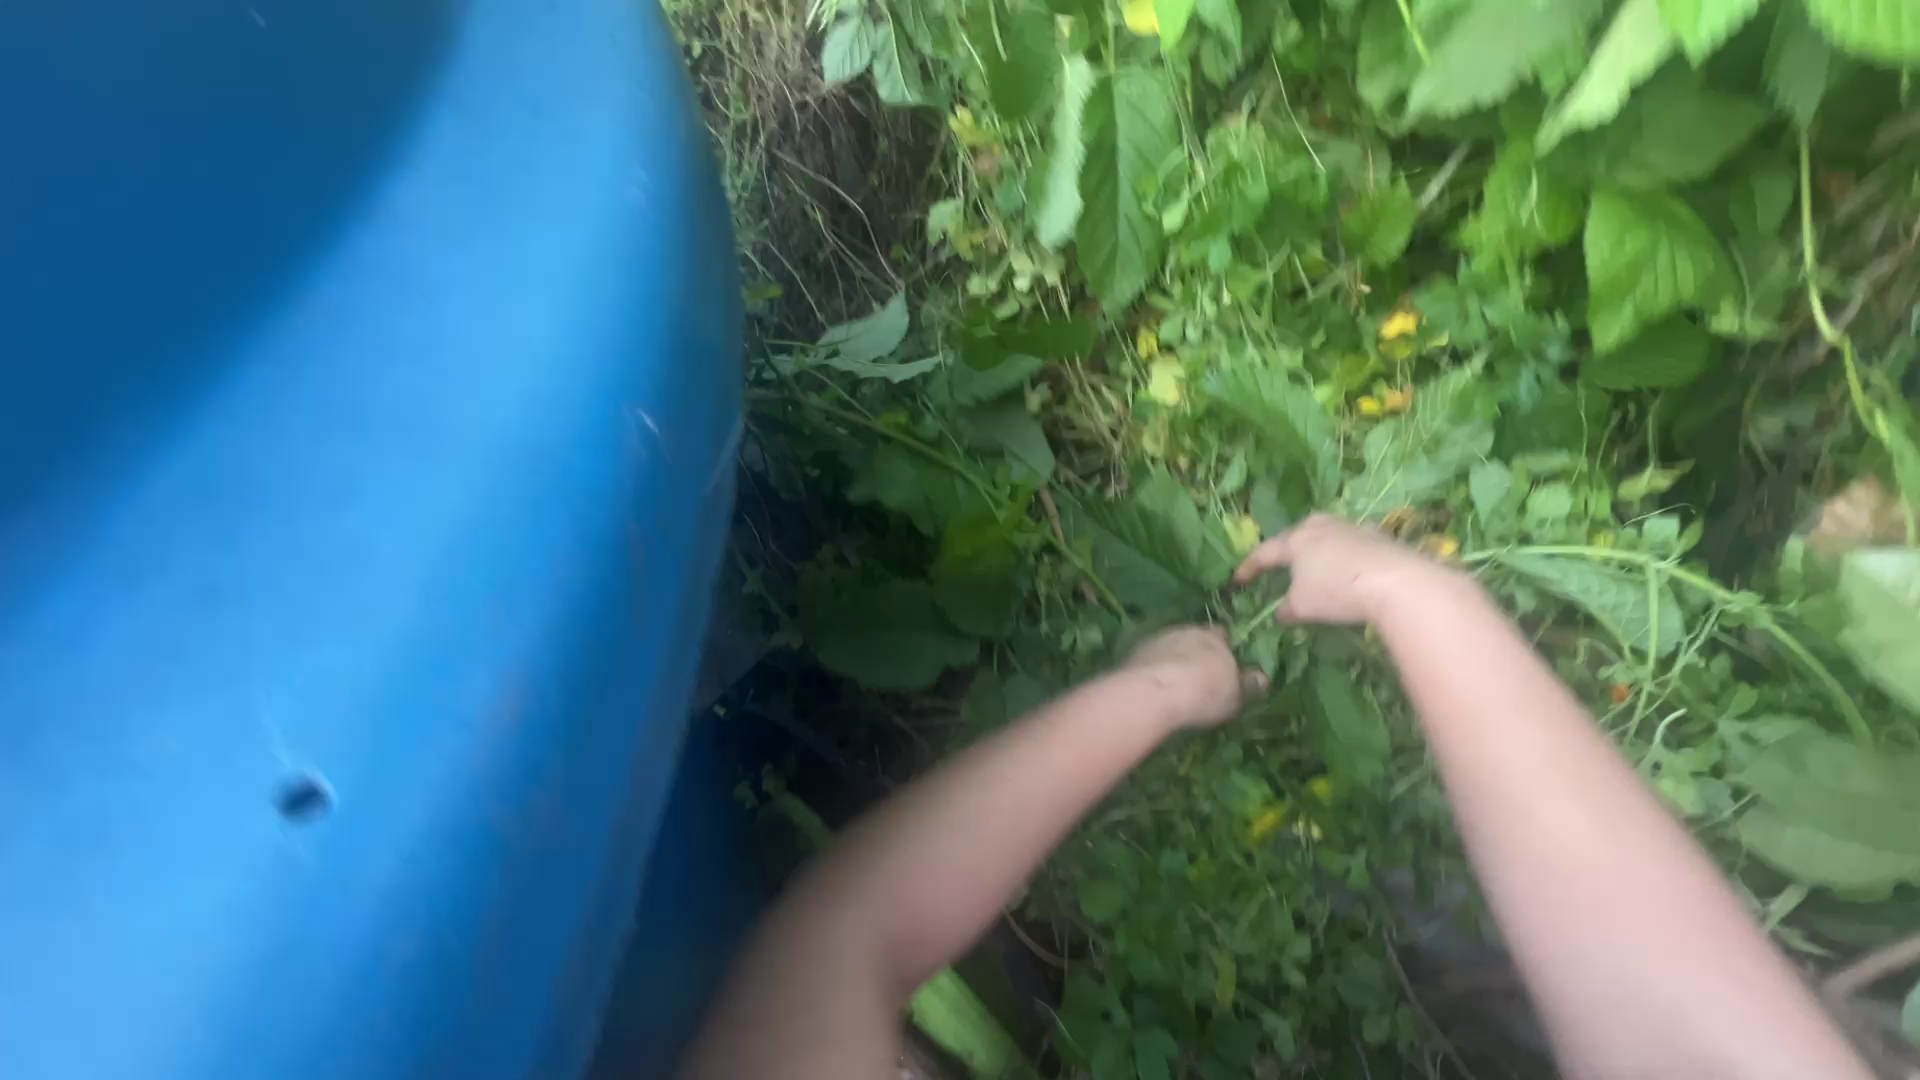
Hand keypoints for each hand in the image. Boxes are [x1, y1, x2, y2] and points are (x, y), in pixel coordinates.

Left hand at [1119, 626, 1265, 729]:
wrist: (1153, 693)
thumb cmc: (1204, 693)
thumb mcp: (1236, 696)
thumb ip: (1249, 684)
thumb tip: (1262, 677)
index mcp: (1214, 637)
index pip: (1223, 634)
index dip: (1224, 647)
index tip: (1226, 662)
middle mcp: (1184, 630)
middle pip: (1194, 638)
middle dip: (1196, 651)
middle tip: (1200, 674)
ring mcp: (1157, 639)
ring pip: (1170, 645)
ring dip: (1173, 658)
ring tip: (1175, 681)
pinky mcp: (1135, 652)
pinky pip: (1150, 658)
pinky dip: (1154, 667)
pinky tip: (1155, 684)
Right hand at [1232, 513, 1456, 624]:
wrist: (1396, 582)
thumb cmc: (1336, 591)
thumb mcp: (1302, 606)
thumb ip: (1287, 609)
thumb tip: (1281, 613)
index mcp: (1295, 541)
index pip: (1264, 553)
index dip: (1249, 567)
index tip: (1238, 580)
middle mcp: (1320, 528)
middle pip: (1297, 532)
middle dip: (1287, 546)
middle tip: (1282, 561)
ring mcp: (1352, 529)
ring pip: (1326, 534)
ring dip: (1318, 547)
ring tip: (1317, 563)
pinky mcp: (1379, 537)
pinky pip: (1353, 543)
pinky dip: (1345, 554)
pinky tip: (1350, 568)